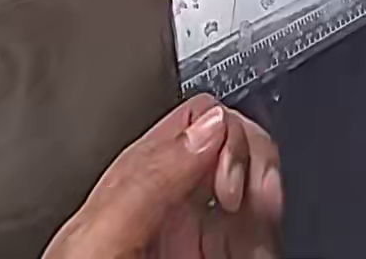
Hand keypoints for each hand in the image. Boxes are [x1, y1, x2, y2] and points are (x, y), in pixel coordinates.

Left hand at [45, 94, 282, 258]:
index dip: (223, 133)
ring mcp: (195, 241)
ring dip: (265, 212)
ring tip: (257, 243)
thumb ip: (150, 176)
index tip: (230, 177)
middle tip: (255, 203)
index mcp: (139, 181)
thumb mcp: (97, 239)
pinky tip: (258, 256)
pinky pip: (258, 241)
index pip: (195, 119)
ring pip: (253, 195)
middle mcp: (171, 204)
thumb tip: (211, 123)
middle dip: (255, 167)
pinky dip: (268, 244)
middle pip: (232, 149)